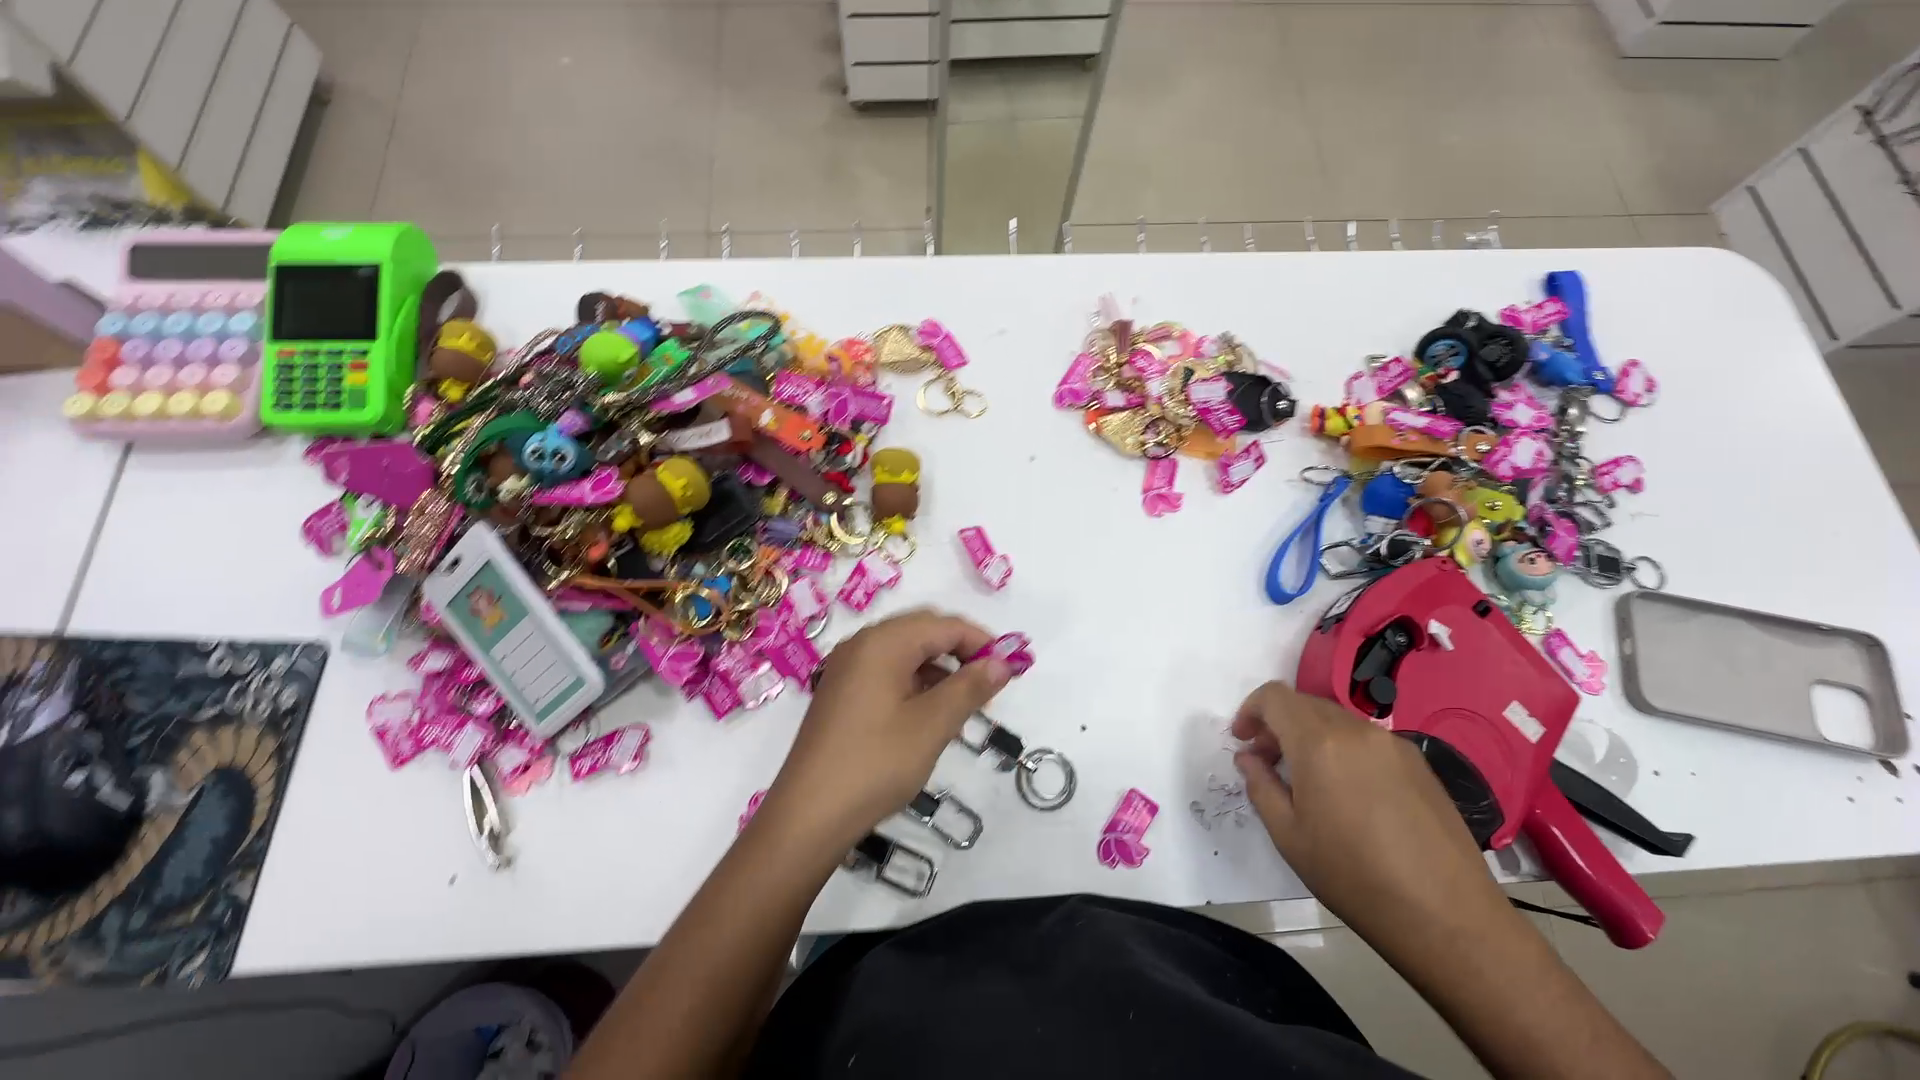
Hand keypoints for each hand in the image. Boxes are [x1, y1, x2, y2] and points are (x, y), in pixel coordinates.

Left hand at [764, 610, 1011, 852]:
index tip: (1012, 669)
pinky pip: (887, 673)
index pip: (944, 624)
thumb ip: (970, 687)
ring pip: (905, 653)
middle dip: (961, 652)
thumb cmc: (876, 764)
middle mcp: (861, 645)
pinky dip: (916, 684)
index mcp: (882, 643)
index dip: (982, 642)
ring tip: (966, 705)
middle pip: (923, 632)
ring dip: (940, 669)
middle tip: (991, 685)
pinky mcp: (841, 695)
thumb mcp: (932, 725)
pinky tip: (931, 715)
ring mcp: (846, 670)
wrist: (809, 815)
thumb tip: (1003, 662)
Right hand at [1231, 681, 1517, 943]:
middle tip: (1267, 764)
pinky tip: (1349, 795)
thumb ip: (1261, 786)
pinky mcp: (1420, 764)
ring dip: (1312, 738)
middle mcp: (1358, 731)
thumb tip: (1249, 758)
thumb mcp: (1288, 836)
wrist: (1445, 914)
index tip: (1243, 742)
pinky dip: (1345, 751)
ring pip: (1339, 722)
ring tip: (1308, 782)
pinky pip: (1368, 742)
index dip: (1250, 710)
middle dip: (1279, 725)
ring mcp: (1395, 745)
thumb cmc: (1353, 876)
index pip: (1275, 697)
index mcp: (1319, 743)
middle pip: (1307, 705)